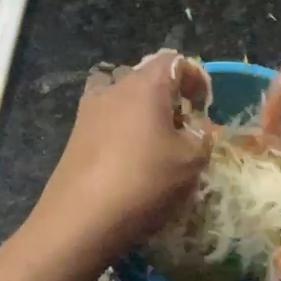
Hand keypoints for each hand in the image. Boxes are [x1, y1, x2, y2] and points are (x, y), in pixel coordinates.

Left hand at [28, 49, 211, 265]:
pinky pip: (107, 124)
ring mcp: (89, 112)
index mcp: (145, 84)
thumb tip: (197, 131)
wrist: (81, 219)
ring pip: (123, 101)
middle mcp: (113, 88)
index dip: (195, 78)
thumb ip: (202, 138)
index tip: (205, 107)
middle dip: (169, 98)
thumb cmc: (145, 181)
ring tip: (157, 148)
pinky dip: (124, 134)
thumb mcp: (191, 161)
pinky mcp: (75, 138)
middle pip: (146, 79)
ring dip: (143, 116)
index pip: (175, 61)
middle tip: (184, 129)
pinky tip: (131, 165)